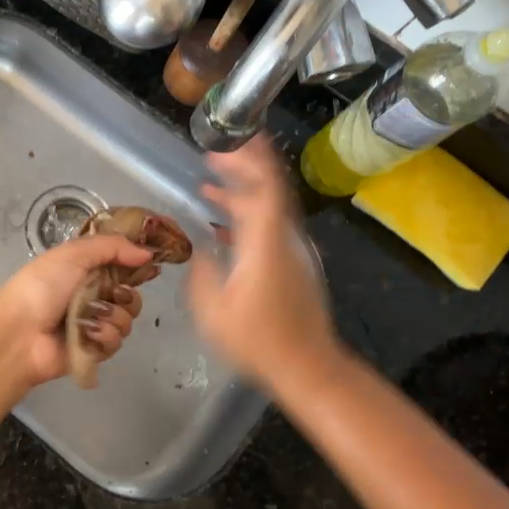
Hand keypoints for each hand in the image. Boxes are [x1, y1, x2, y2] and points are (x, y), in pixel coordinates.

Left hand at [0, 235, 155, 391]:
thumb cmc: (42, 286)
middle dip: (128, 295)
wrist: (19, 331)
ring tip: (93, 316)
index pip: (120, 266)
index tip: (152, 264)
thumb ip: (112, 247)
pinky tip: (88, 333)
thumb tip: (146, 253)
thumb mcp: (74, 254)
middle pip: (130, 295)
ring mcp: (91, 323)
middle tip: (115, 294)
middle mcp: (90, 296)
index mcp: (83, 270)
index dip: (137, 265)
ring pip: (126, 320)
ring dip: (115, 316)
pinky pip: (116, 342)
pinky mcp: (92, 349)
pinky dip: (105, 336)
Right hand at [188, 135, 345, 387]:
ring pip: (268, 208)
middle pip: (269, 189)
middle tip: (216, 151)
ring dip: (242, 192)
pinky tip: (222, 223)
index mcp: (265, 242)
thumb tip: (200, 248)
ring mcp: (292, 251)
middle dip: (244, 166)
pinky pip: (269, 226)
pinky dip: (247, 215)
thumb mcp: (214, 310)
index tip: (230, 141)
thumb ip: (202, 272)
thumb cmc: (259, 341)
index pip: (264, 185)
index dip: (249, 159)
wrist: (308, 366)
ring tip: (210, 183)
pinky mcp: (293, 264)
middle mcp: (284, 238)